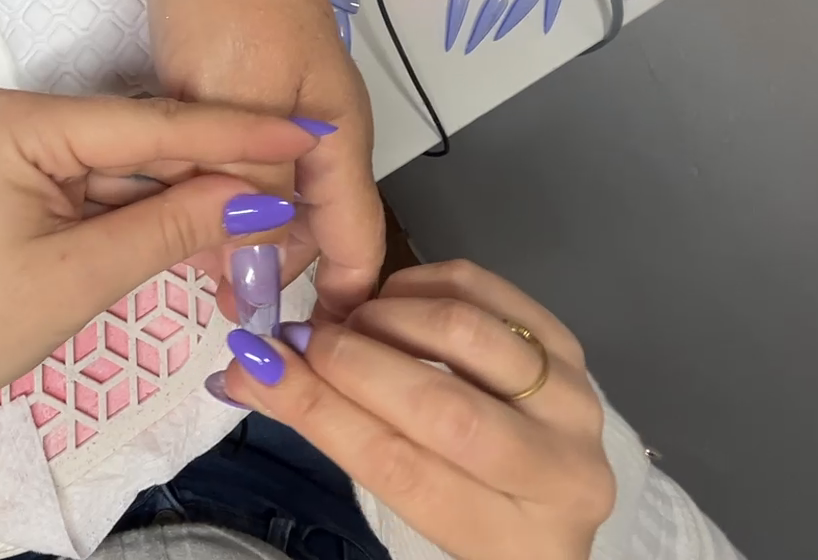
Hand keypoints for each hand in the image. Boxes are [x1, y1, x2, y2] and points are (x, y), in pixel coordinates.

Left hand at [0, 90, 323, 400]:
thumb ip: (173, 227)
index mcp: (26, 121)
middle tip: (301, 174)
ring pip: (136, 163)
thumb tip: (259, 200)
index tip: (306, 130)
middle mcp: (31, 117)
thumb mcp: (81, 274)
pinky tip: (213, 217)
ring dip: (196, 189)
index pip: (149, 124)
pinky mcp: (40, 178)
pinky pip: (113, 185)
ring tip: (272, 203)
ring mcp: (35, 146)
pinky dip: (160, 207)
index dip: (233, 132)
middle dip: (220, 164)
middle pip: (145, 138)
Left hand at [145, 0, 381, 321]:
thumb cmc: (230, 0)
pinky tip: (169, 205)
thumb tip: (249, 270)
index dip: (337, 294)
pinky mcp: (230, 90)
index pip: (354, 235)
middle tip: (219, 305)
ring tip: (186, 262)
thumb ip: (246, 183)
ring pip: (260, 193)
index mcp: (333, 137)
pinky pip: (226, 159)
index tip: (303, 346)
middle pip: (304, 222)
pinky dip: (204, 186)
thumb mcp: (237, 99)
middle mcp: (309, 130)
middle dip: (266, 263)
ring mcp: (268, 107)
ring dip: (229, 226)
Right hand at [218, 261, 615, 559]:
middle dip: (354, 362)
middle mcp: (562, 477)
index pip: (400, 469)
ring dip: (387, 319)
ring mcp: (575, 402)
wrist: (539, 484)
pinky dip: (418, 283)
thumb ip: (319, 421)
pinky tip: (393, 304)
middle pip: (444, 410)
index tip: (260, 361)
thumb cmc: (452, 493)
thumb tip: (243, 366)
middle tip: (305, 338)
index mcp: (507, 540)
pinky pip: (478, 287)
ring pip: (465, 334)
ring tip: (354, 326)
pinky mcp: (565, 342)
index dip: (321, 410)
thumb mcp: (389, 485)